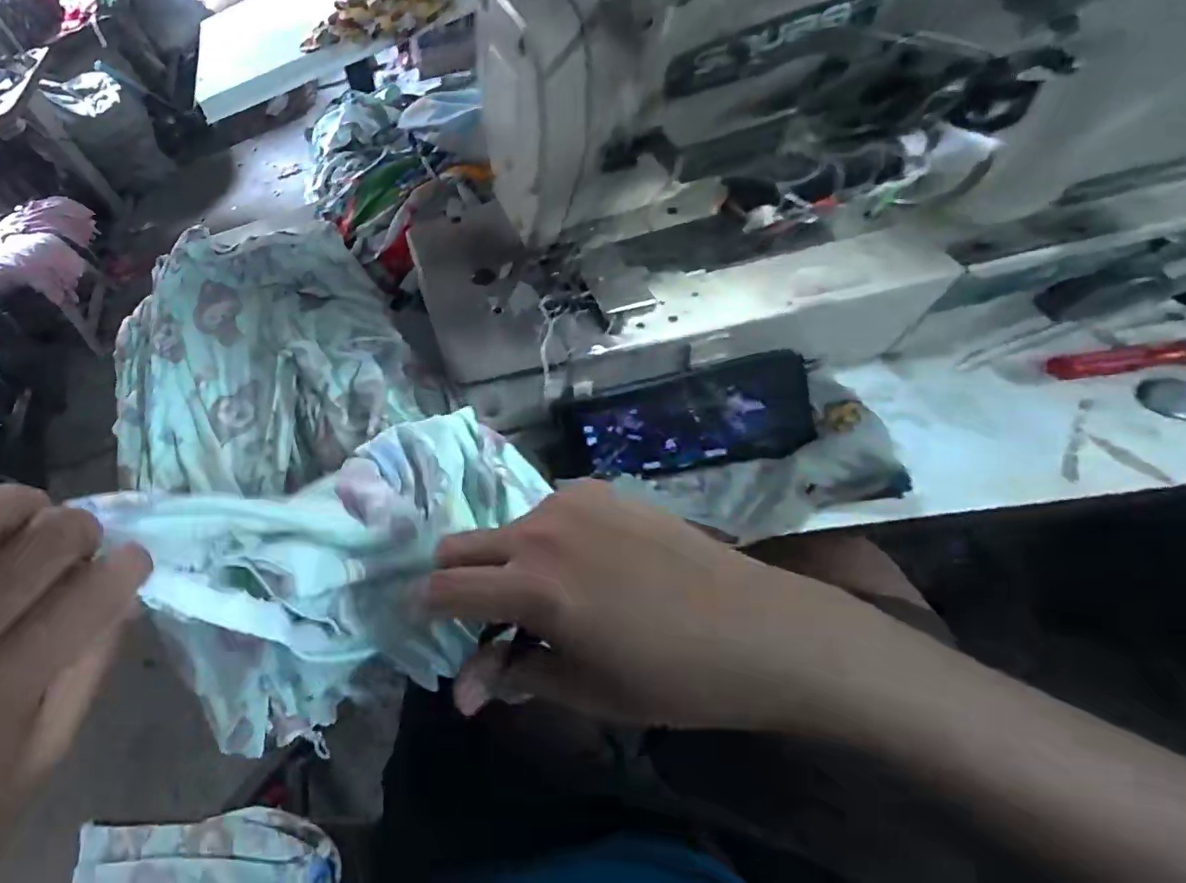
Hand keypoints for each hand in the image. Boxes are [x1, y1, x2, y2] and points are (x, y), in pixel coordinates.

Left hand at [0, 479, 150, 882]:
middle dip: (85, 529)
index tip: (134, 563)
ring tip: (32, 523)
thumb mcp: (38, 763)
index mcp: (7, 684)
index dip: (129, 566)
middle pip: (44, 539)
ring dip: (20, 503)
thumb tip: (122, 601)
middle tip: (86, 548)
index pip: (92, 594)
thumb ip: (85, 676)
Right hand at [425, 480, 912, 734]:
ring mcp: (568, 503)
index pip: (446, 589)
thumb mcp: (586, 690)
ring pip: (505, 528)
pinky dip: (545, 538)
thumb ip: (515, 677)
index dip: (424, 607)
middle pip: (459, 545)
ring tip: (548, 593)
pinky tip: (588, 562)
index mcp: (533, 588)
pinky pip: (547, 511)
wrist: (764, 629)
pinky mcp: (597, 489)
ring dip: (505, 559)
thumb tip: (462, 695)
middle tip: (476, 610)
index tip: (420, 618)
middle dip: (453, 577)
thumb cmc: (673, 677)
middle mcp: (539, 533)